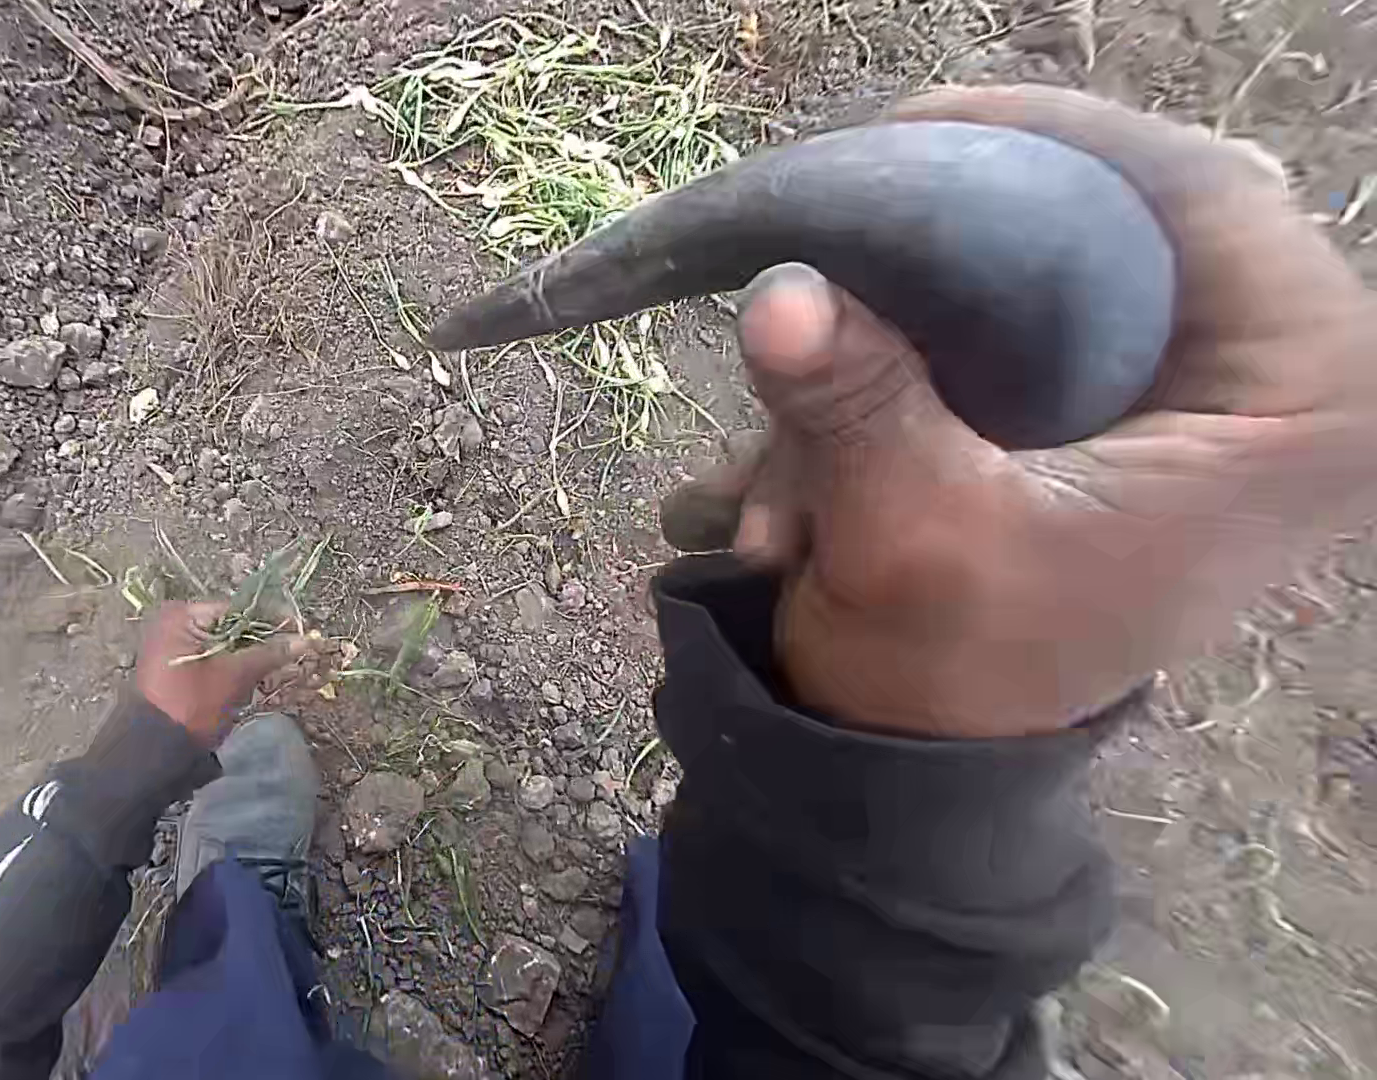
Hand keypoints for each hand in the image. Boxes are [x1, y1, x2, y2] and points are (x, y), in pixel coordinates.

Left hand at [136, 603, 305, 746]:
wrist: (152, 754)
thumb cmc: (191, 706)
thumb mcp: (234, 676)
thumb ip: (269, 653)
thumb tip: (306, 640)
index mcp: (181, 616)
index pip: (237, 610)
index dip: (270, 622)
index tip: (297, 632)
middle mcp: (173, 625)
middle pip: (231, 628)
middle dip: (260, 643)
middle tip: (291, 654)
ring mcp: (172, 649)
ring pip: (224, 647)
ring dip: (249, 660)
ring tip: (274, 673)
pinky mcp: (176, 670)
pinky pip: (213, 662)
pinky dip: (232, 671)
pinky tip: (250, 684)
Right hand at [686, 86, 1376, 737]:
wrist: (898, 752)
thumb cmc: (946, 665)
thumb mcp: (903, 534)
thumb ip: (853, 407)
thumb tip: (776, 291)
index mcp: (1276, 398)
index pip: (1190, 197)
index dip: (1044, 144)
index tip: (904, 131)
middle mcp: (1195, 392)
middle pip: (1043, 267)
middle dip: (891, 316)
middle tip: (799, 315)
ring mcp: (1082, 425)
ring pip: (941, 343)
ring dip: (832, 413)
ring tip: (773, 515)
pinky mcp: (995, 452)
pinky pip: (900, 394)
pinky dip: (824, 437)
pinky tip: (773, 511)